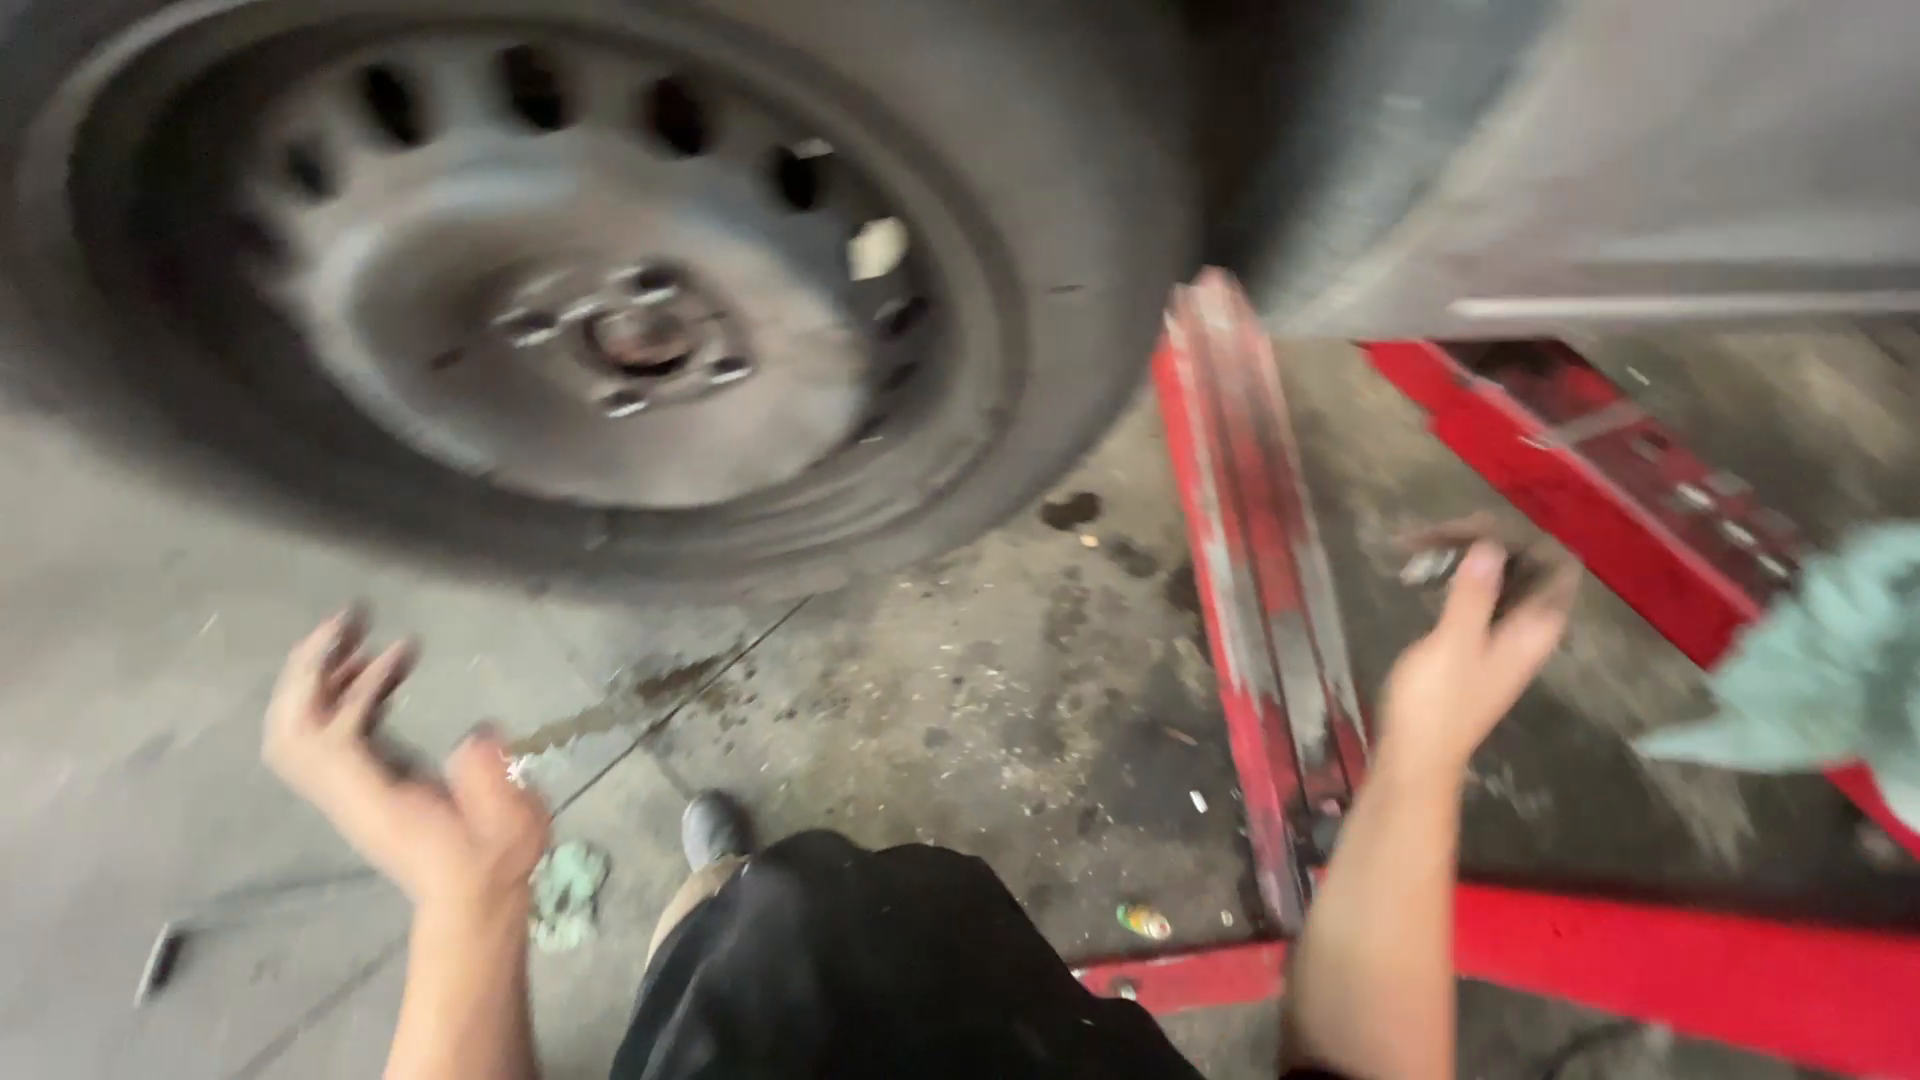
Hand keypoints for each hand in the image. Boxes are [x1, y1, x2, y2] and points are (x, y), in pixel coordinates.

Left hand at [263, 610, 551, 914]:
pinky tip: (382, 674)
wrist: (473, 904)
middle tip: (348, 622)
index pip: (328, 741)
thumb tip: (478, 732)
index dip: (347, 689)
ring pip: (299, 734)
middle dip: (308, 672)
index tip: (391, 647)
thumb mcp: (508, 820)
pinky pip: (327, 738)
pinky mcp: (362, 790)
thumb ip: (489, 776)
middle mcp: (346, 797)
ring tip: (362, 638)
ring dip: (319, 681)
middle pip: (291, 733)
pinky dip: (342, 698)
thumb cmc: (493, 861)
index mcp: (375, 801)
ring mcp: (348, 795)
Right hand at [1375, 541, 1577, 779]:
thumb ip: (1474, 595)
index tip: (1470, 526)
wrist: (1416, 755)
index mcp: (1534, 629)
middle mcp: (1525, 630)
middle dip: (1481, 543)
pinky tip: (1422, 577)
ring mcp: (1499, 638)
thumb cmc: (1436, 703)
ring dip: (1462, 560)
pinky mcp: (1472, 646)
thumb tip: (1491, 546)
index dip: (1520, 538)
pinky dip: (1452, 581)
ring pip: (1495, 583)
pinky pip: (1475, 598)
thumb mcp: (1453, 644)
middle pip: (1522, 570)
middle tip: (1428, 535)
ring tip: (1416, 550)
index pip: (1554, 567)